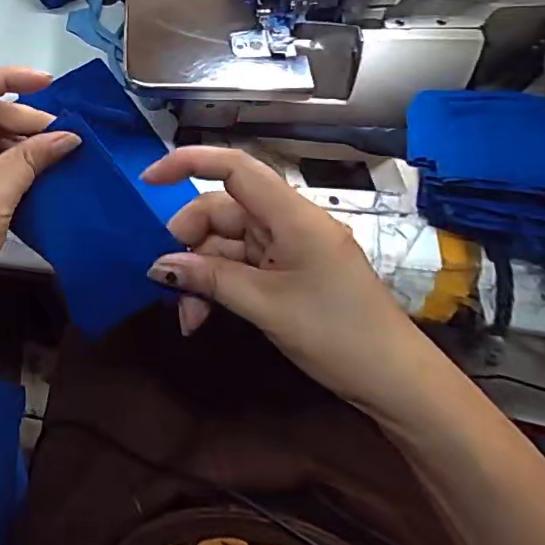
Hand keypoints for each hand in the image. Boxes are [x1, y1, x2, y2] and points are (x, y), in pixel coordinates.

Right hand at [142, 146, 424, 410]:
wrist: (396, 381)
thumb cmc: (338, 335)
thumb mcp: (267, 306)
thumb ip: (211, 279)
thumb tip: (158, 267)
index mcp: (291, 214)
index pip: (235, 167)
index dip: (189, 162)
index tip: (148, 180)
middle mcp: (287, 221)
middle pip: (223, 211)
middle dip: (190, 244)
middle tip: (168, 284)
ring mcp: (288, 246)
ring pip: (227, 243)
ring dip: (202, 275)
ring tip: (188, 318)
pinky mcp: (288, 269)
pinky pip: (241, 264)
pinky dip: (219, 285)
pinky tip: (202, 316)